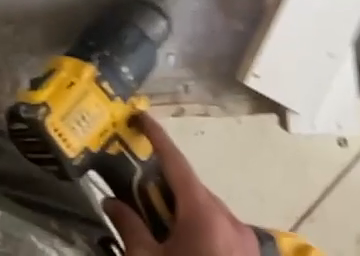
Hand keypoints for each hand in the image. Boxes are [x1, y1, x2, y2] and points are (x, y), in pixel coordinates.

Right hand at [102, 116, 259, 255]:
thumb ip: (130, 226)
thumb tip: (112, 202)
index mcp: (204, 213)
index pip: (176, 162)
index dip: (157, 137)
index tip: (140, 116)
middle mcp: (230, 221)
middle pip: (192, 188)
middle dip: (165, 184)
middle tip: (137, 188)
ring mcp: (247, 242)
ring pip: (208, 211)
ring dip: (183, 210)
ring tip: (159, 224)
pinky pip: (221, 231)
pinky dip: (199, 227)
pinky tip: (184, 245)